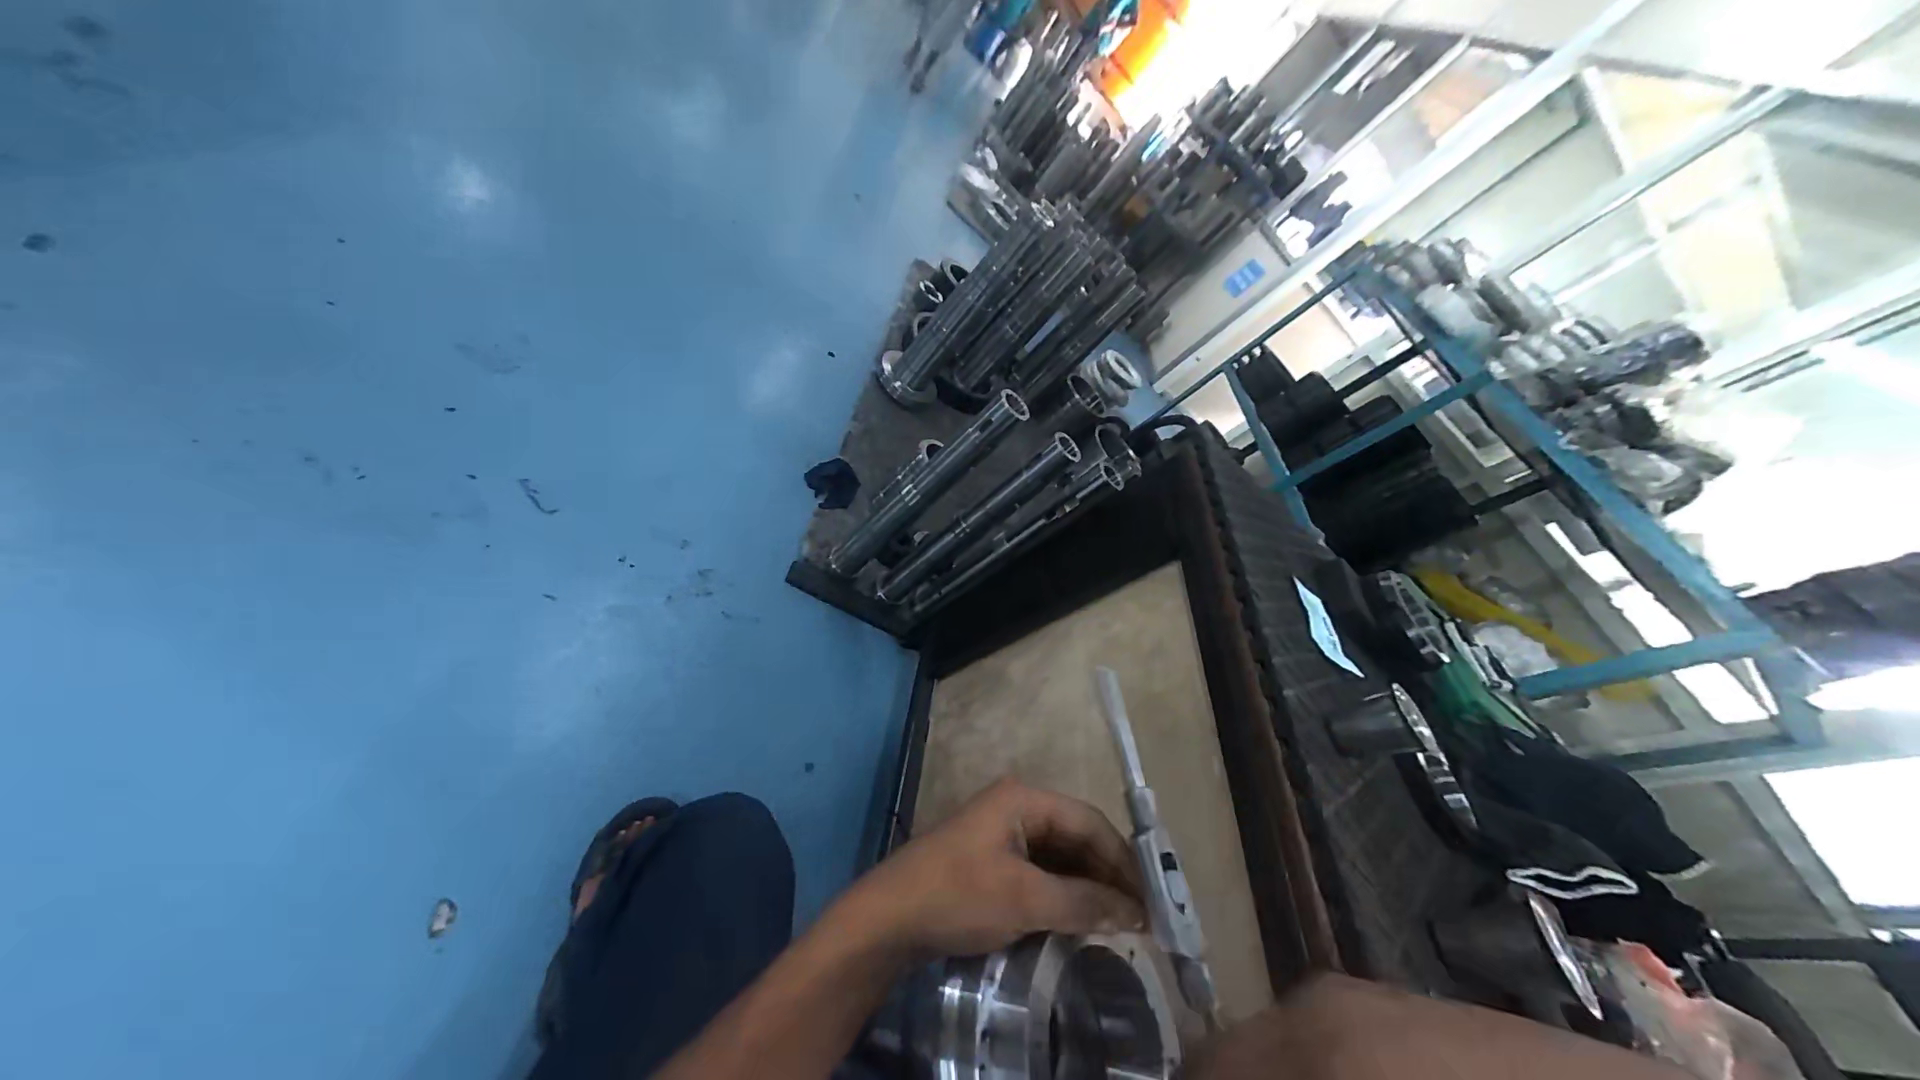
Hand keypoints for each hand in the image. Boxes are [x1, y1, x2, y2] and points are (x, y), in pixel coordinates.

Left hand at [839, 778, 1145, 958]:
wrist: (888, 918)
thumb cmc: (958, 896)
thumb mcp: (1024, 899)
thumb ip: (1083, 902)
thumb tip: (1135, 913)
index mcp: (1023, 799)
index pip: (1089, 822)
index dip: (1123, 860)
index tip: (1152, 900)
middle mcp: (1016, 807)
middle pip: (1076, 837)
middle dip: (1108, 875)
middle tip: (1141, 917)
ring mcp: (1001, 833)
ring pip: (1060, 857)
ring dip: (1088, 888)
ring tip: (1119, 923)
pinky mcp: (992, 860)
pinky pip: (1041, 872)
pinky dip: (1063, 894)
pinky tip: (1081, 920)